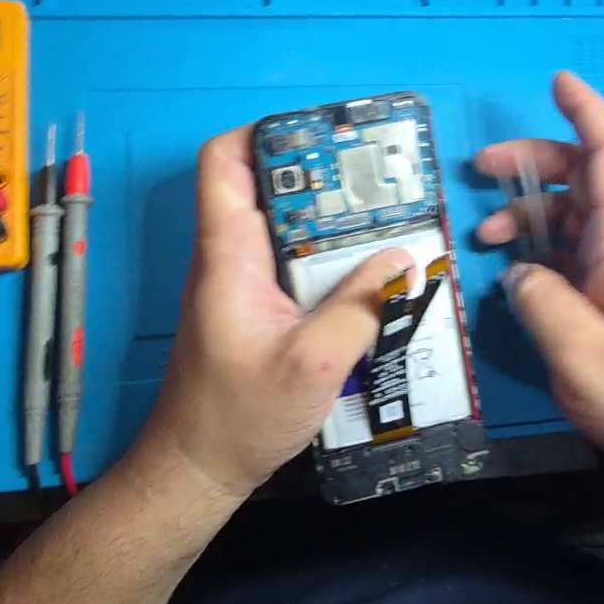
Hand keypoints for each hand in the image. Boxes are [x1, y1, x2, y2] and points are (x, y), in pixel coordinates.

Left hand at [132, 126, 410, 502]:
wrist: (198, 468)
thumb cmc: (239, 416)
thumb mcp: (312, 364)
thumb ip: (360, 308)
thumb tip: (405, 260)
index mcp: (228, 253)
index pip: (224, 163)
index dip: (264, 134)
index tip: (322, 139)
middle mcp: (232, 256)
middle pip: (267, 187)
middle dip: (320, 175)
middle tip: (379, 180)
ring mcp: (244, 281)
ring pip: (286, 227)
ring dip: (332, 219)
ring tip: (388, 217)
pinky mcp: (258, 306)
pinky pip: (295, 263)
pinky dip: (330, 258)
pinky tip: (371, 270)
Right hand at [475, 72, 603, 488]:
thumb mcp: (581, 357)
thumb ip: (539, 302)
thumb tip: (521, 272)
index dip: (587, 110)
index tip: (559, 80)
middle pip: (588, 176)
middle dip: (533, 161)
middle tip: (480, 169)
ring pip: (580, 214)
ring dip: (532, 212)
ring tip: (487, 238)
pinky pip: (583, 251)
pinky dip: (546, 249)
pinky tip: (521, 275)